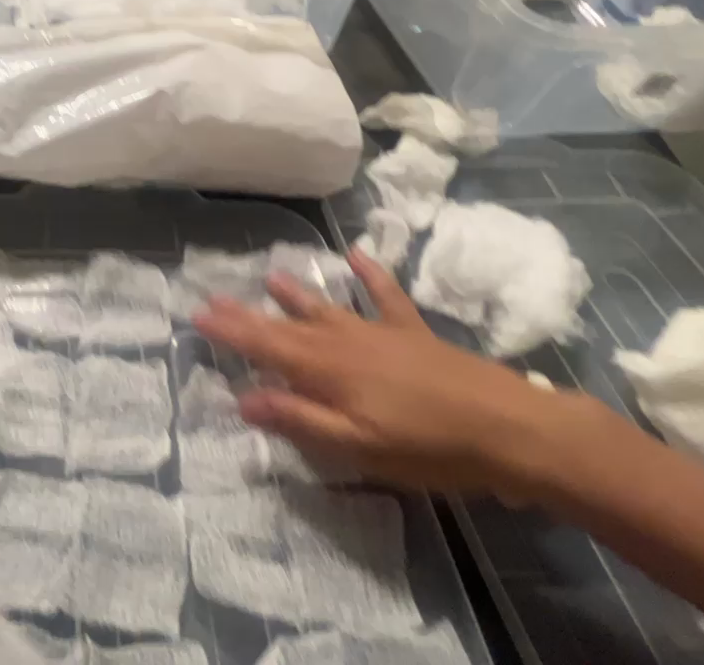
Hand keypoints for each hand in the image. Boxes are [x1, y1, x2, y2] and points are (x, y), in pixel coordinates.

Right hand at [194, 249, 611, 499]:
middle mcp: (344, 342)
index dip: (229, 332)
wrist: (506, 427)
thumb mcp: (355, 444)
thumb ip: (299, 418)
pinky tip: (357, 256)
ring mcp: (379, 332)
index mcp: (325, 371)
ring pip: (326, 307)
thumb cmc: (426, 446)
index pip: (264, 347)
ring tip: (270, 276)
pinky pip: (385, 295)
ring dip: (297, 294)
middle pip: (286, 325)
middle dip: (248, 313)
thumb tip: (243, 399)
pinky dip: (370, 275)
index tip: (197, 314)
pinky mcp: (411, 332)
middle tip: (214, 296)